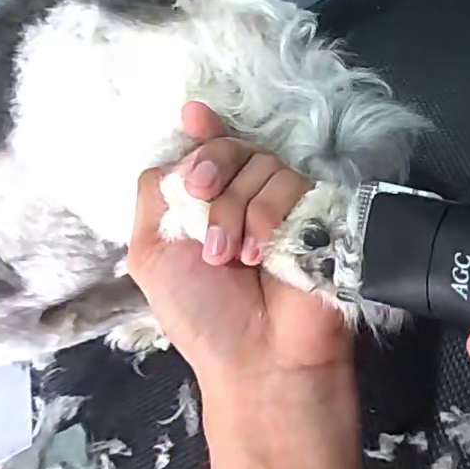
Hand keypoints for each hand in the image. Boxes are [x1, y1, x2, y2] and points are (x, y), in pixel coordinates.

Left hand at [127, 103, 351, 387]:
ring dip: (235, 211)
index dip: (204, 129)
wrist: (259, 353)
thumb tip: (182, 141)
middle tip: (201, 205)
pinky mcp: (315, 208)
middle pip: (230, 147)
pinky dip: (266, 216)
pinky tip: (262, 252)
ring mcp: (283, 202)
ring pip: (260, 164)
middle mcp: (246, 196)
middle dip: (210, 169)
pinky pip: (288, 182)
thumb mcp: (153, 253)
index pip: (208, 149)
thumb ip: (157, 194)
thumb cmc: (201, 312)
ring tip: (234, 257)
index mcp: (207, 204)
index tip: (193, 115)